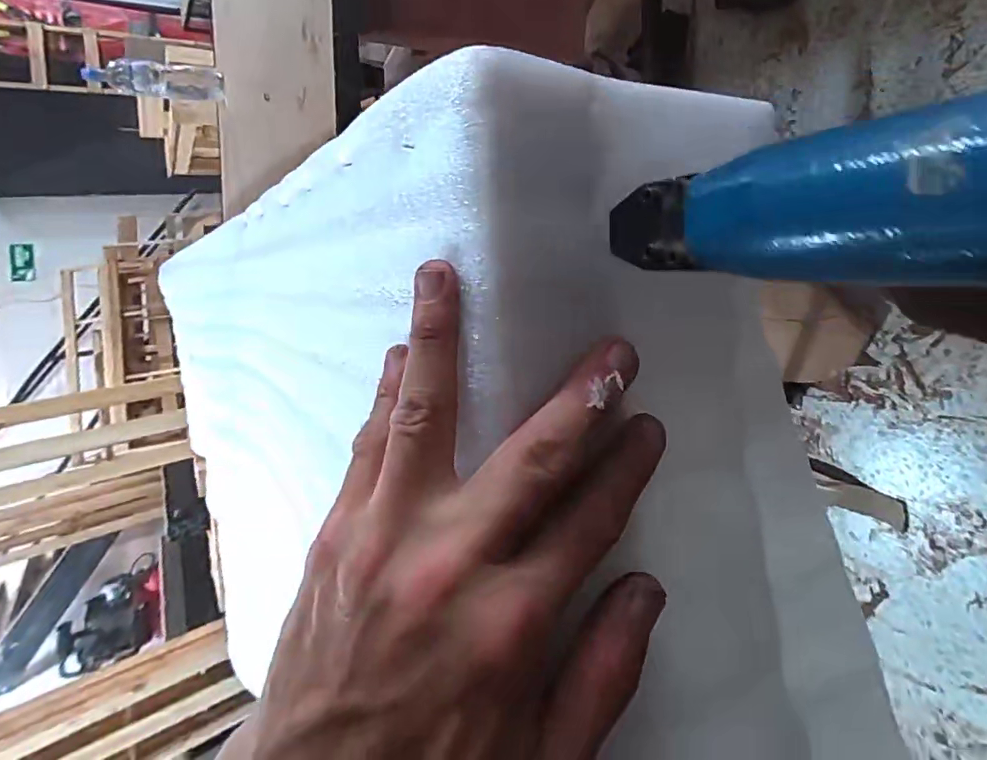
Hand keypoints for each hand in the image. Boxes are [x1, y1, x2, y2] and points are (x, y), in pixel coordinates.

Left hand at [240, 260, 668, 759]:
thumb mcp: (540, 759)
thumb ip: (604, 673)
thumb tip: (646, 584)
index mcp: (511, 624)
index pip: (592, 519)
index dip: (628, 466)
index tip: (648, 427)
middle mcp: (450, 564)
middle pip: (534, 456)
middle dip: (581, 397)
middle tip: (614, 351)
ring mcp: (385, 538)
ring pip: (425, 416)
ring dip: (439, 339)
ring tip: (444, 275)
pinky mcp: (338, 533)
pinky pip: (372, 443)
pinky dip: (389, 390)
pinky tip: (400, 349)